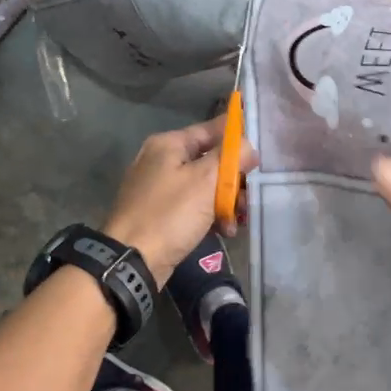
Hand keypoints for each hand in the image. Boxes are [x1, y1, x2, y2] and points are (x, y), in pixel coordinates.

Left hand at [103, 114, 258, 286]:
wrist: (132, 261)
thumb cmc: (170, 214)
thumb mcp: (206, 180)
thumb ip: (231, 156)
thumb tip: (247, 146)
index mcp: (169, 144)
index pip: (212, 129)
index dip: (237, 140)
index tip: (259, 158)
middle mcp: (162, 161)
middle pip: (210, 160)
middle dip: (233, 180)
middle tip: (248, 198)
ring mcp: (159, 188)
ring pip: (204, 187)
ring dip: (226, 202)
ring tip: (238, 221)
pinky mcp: (160, 214)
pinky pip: (193, 207)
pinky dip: (210, 216)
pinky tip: (224, 231)